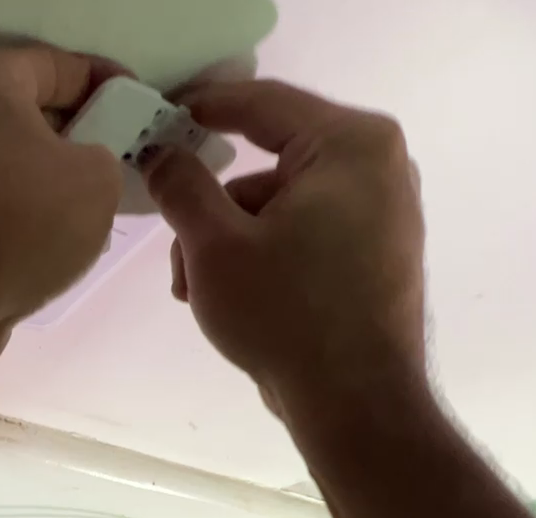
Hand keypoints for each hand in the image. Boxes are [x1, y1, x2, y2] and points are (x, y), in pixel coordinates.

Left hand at [0, 47, 124, 340]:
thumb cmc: (19, 225)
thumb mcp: (96, 179)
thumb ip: (103, 159)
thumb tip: (81, 174)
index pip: (57, 67)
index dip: (106, 86)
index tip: (137, 115)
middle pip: (28, 124)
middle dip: (77, 147)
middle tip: (116, 171)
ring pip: (9, 178)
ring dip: (49, 198)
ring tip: (89, 225)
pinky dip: (19, 234)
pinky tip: (49, 259)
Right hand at [145, 80, 426, 421]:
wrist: (352, 397)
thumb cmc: (284, 313)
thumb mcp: (214, 247)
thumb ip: (182, 188)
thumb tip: (161, 151)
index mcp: (349, 145)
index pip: (262, 103)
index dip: (203, 107)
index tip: (158, 117)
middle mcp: (376, 167)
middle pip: (264, 170)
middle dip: (209, 215)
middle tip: (177, 258)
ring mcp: (378, 215)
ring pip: (275, 211)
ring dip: (224, 248)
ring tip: (198, 298)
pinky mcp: (370, 256)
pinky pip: (299, 238)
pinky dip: (257, 261)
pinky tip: (233, 304)